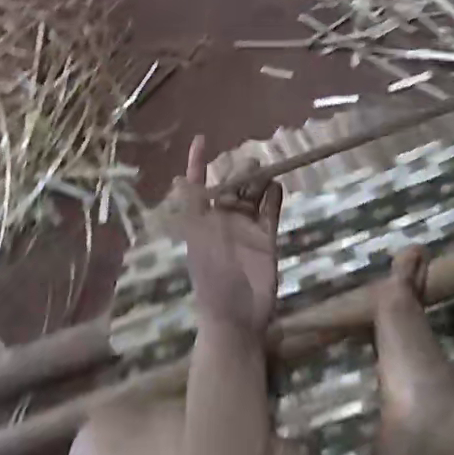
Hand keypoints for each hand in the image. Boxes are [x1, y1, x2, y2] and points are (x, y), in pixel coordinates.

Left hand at [163, 134, 283, 333]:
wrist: (236, 315)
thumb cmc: (211, 277)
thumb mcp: (197, 239)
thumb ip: (191, 207)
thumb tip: (175, 178)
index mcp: (202, 219)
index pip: (199, 184)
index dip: (198, 163)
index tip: (201, 139)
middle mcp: (223, 220)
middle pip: (232, 187)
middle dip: (239, 173)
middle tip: (252, 163)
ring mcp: (246, 229)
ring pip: (253, 197)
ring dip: (258, 182)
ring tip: (267, 168)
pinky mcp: (266, 239)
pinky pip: (270, 213)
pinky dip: (274, 199)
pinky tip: (278, 185)